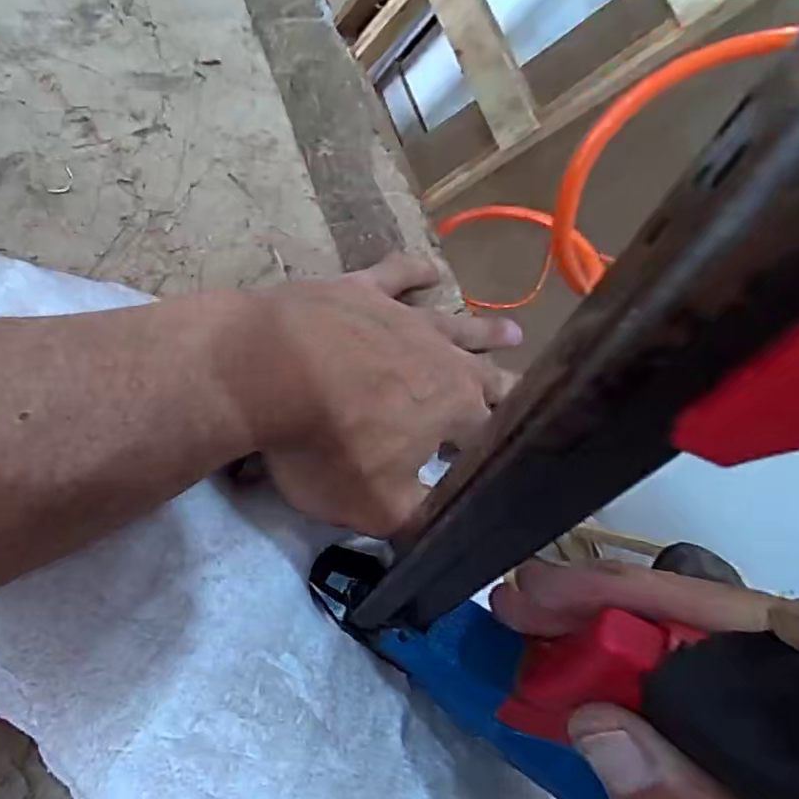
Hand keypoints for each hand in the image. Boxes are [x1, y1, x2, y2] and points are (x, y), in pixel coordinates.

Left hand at [231, 253, 520, 536]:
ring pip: (455, 323)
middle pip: (485, 374)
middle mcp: (441, 357)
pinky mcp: (361, 289)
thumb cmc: (324, 444)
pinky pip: (398, 273)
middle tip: (531, 384)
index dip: (495, 446)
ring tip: (512, 330)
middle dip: (508, 384)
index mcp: (454, 409)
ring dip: (484, 330)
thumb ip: (417, 519)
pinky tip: (431, 270)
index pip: (490, 431)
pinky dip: (417, 271)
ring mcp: (402, 317)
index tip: (504, 454)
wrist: (268, 369)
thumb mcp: (373, 507)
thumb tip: (444, 527)